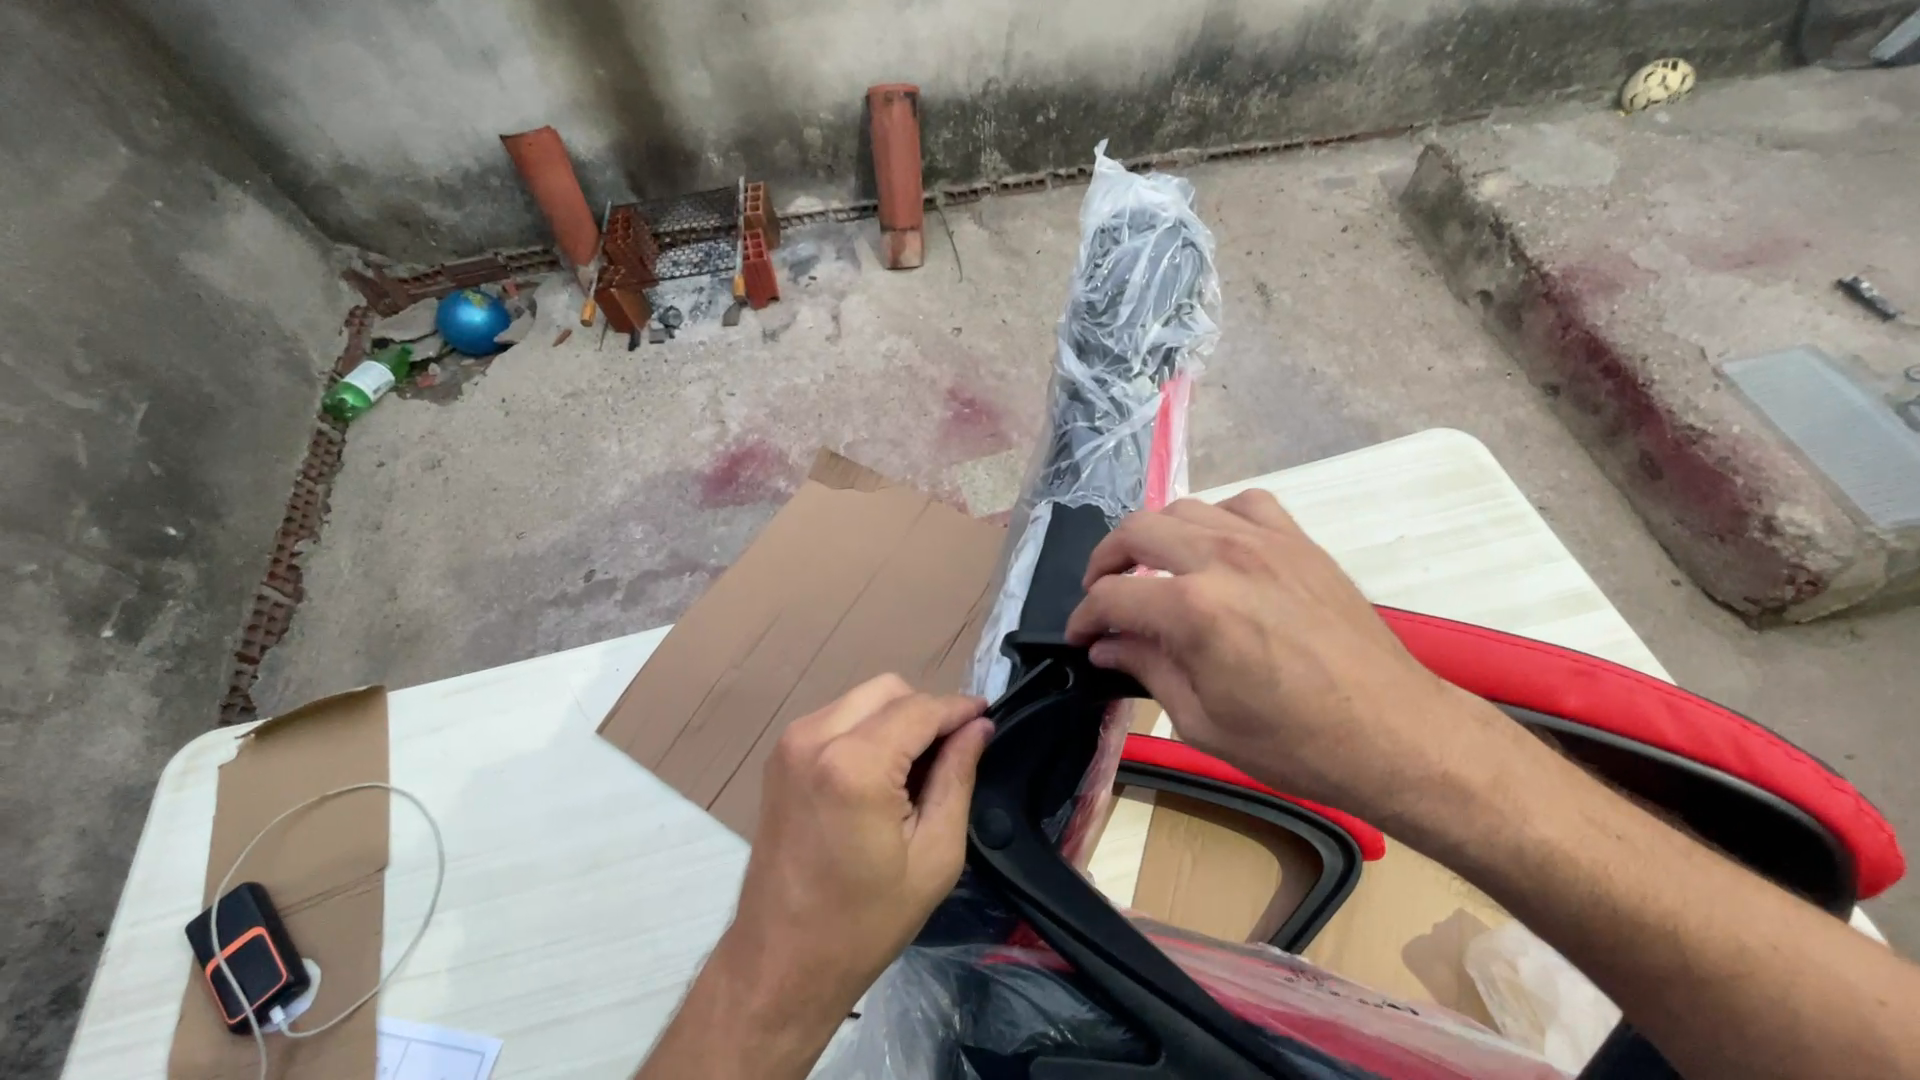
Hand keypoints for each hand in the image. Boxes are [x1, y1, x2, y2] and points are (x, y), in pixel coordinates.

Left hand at [723, 675, 991, 1014]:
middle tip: (952, 753)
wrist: (782, 960)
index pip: (921, 709)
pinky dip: (866, 730)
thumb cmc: (865, 921)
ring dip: (895, 719)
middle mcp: (815, 738)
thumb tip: (978, 728)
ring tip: (916, 770)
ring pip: (861, 699)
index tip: (988, 717)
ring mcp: (790, 744)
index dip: (960, 709)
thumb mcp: (934, 855)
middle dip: (926, 711)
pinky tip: (881, 775)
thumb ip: (957, 777)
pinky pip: (836, 718)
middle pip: (888, 690)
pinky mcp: (779, 757)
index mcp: (855, 765)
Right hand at [1064, 490, 1505, 822]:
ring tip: (1151, 570)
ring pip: (1185, 509)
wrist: (1393, 733)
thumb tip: (1107, 645)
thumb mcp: (1201, 719)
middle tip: (1101, 594)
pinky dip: (1217, 520)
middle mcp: (1223, 559)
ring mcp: (1266, 542)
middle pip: (1137, 532)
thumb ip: (1147, 668)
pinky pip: (1244, 505)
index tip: (1080, 636)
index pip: (1112, 596)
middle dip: (1105, 561)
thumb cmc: (1293, 742)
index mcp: (1193, 609)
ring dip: (1155, 537)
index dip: (1083, 617)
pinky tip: (1217, 550)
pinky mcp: (1300, 543)